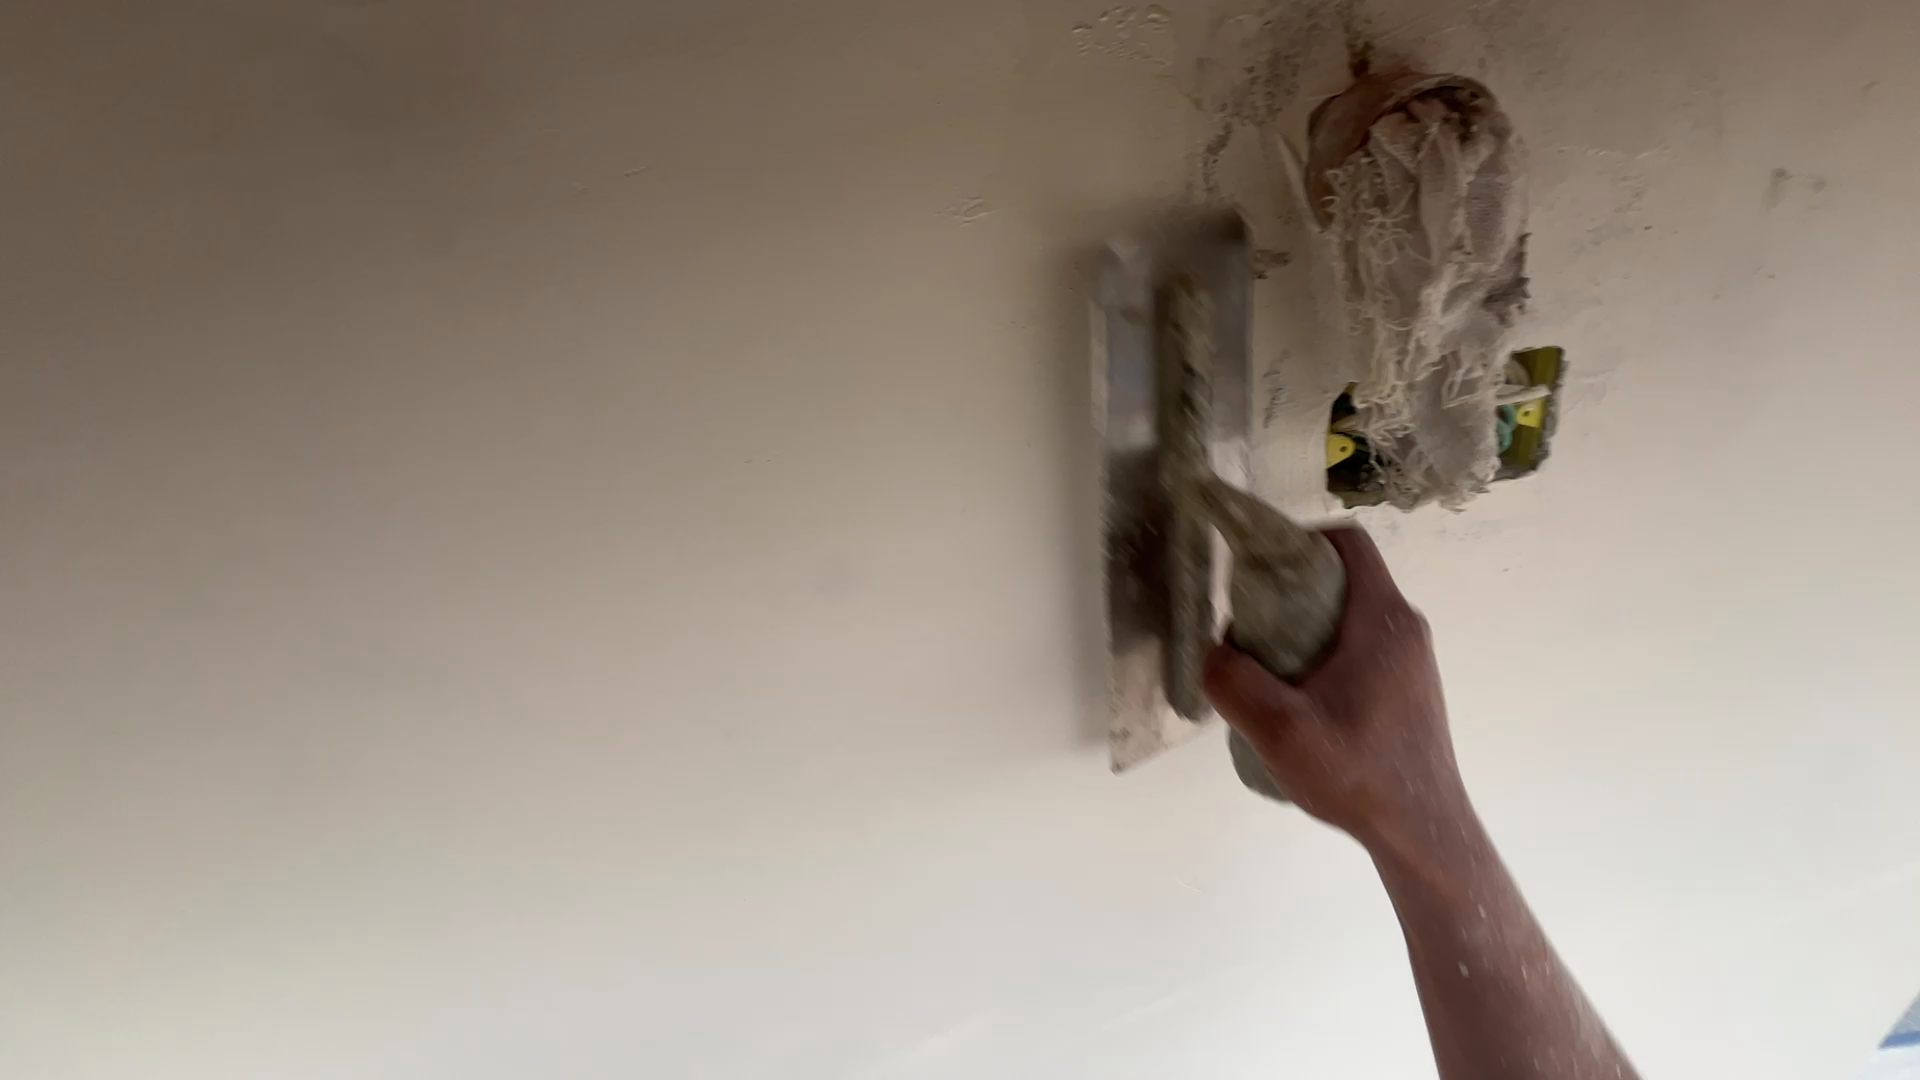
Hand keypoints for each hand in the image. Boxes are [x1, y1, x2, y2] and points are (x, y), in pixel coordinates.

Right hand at [1204, 527, 1469, 850]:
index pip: (1346, 543)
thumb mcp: (1280, 730)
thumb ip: (1233, 682)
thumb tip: (1211, 650)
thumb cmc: (1359, 776)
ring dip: (1296, 624)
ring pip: (1341, 612)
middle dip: (1285, 587)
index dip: (1297, 539)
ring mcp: (1405, 659)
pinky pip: (1350, 643)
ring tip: (1261, 664)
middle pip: (1337, 576)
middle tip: (1245, 624)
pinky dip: (1314, 649)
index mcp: (1382, 620)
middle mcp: (1401, 628)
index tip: (1255, 568)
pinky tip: (1291, 694)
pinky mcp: (1400, 685)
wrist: (1421, 835)